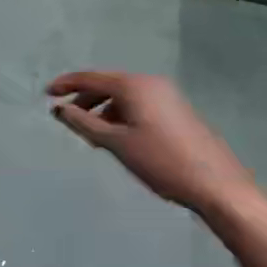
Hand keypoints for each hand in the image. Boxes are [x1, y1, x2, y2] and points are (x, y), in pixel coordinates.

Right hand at [47, 72, 256, 215]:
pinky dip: (123, 115)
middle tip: (68, 116)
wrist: (219, 188)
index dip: (66, 85)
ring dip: (104, 110)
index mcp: (134, 85)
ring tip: (94, 134)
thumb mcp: (116, 143)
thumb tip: (60, 108)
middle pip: (108, 84)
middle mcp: (150, 83)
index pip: (90, 78)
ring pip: (125, 96)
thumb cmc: (161, 162)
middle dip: (85, 99)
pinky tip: (120, 137)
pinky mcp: (179, 112)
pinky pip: (140, 104)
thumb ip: (84, 123)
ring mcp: (168, 96)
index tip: (47, 94)